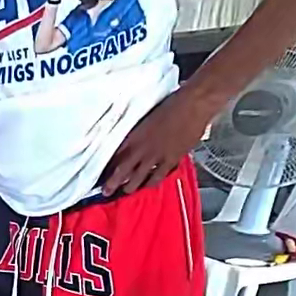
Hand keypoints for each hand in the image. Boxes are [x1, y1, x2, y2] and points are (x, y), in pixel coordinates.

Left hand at [100, 86, 223, 196]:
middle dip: (112, 183)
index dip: (107, 167)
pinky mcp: (171, 160)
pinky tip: (149, 186)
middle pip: (122, 171)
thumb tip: (130, 142)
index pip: (115, 156)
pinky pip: (158, 176)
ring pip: (138, 177)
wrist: (194, 104)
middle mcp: (141, 148)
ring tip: (126, 191)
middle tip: (106, 192)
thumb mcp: (145, 118)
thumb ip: (136, 133)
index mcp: (133, 136)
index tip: (101, 174)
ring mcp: (156, 156)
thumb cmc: (170, 104)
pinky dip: (152, 182)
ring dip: (131, 186)